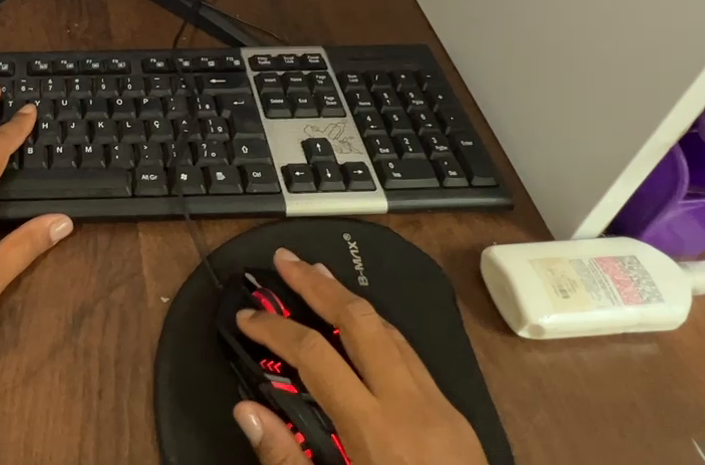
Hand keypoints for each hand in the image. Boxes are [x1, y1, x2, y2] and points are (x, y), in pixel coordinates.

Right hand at [232, 249, 486, 464]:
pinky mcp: (458, 419)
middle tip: (284, 260)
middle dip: (318, 284)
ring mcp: (442, 408)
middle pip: (359, 321)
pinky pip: (410, 354)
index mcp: (378, 431)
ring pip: (390, 329)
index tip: (246, 318)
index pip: (315, 355)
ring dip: (348, 299)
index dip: (274, 328)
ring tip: (316, 275)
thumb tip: (246, 409)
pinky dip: (377, 327)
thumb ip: (288, 460)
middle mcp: (413, 406)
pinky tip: (362, 327)